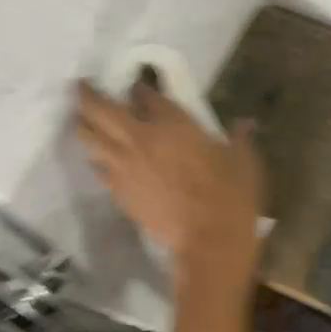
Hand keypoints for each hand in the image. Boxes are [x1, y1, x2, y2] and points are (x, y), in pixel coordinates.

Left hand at [75, 79, 264, 311]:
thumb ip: (240, 140)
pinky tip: (102, 162)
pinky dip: (97, 161)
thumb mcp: (244, 164)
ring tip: (85, 122)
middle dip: (88, 94)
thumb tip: (246, 124)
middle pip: (97, 107)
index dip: (140, 89)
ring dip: (83, 125)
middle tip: (84, 88)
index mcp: (170, 122)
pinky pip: (98, 169)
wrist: (209, 243)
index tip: (141, 90)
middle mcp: (137, 137)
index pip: (143, 92)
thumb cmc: (230, 199)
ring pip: (87, 136)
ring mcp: (123, 166)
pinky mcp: (119, 193)